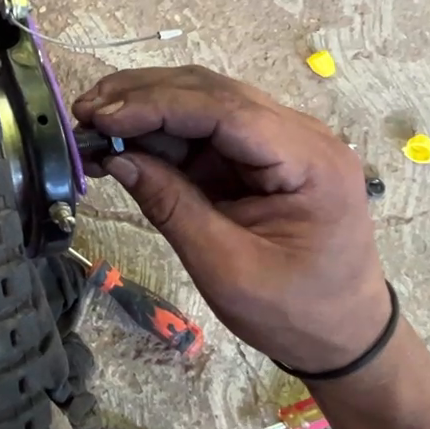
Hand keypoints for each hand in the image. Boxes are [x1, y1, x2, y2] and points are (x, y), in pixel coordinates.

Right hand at [72, 67, 388, 372]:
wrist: (344, 337)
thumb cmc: (294, 313)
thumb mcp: (226, 268)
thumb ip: (171, 206)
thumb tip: (115, 159)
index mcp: (309, 162)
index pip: (224, 110)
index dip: (156, 105)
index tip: (101, 118)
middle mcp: (300, 135)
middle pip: (211, 90)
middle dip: (142, 95)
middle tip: (85, 113)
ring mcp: (280, 138)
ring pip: (202, 97)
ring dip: (144, 103)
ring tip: (93, 119)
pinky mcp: (257, 151)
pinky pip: (202, 123)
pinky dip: (158, 124)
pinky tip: (121, 134)